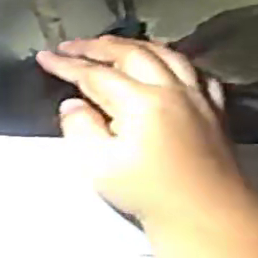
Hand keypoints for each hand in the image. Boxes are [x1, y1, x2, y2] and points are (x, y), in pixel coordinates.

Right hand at [35, 36, 253, 230]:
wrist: (205, 212)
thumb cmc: (147, 191)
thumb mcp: (98, 164)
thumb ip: (80, 128)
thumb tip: (73, 106)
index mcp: (141, 101)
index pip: (95, 75)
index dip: (66, 65)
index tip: (44, 57)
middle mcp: (172, 90)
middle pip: (131, 54)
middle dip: (97, 47)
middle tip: (72, 45)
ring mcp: (197, 97)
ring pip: (165, 54)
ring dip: (133, 46)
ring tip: (112, 46)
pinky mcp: (212, 109)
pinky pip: (193, 71)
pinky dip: (171, 60)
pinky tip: (165, 65)